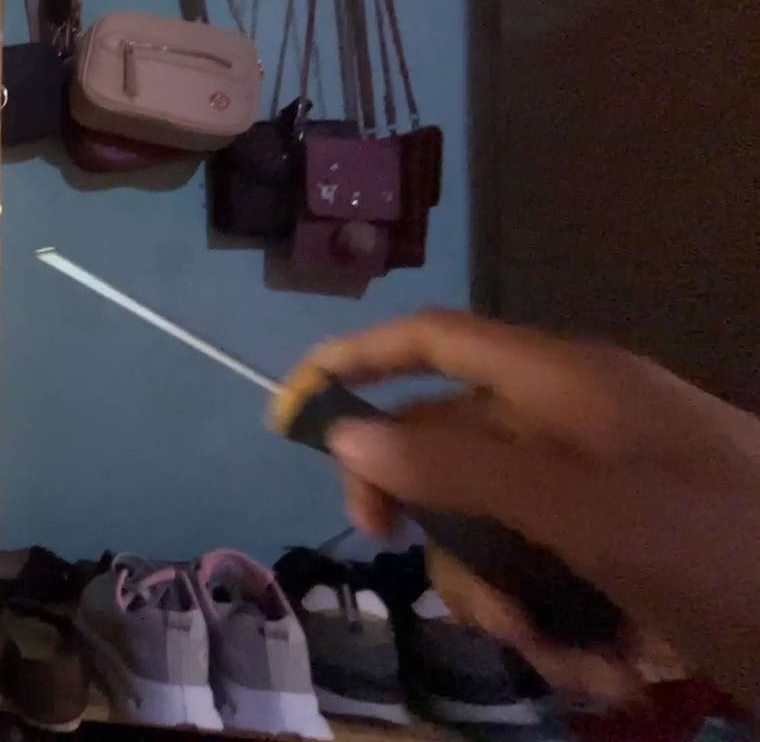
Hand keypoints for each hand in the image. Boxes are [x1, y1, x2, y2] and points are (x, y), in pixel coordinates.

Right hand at [302, 309, 759, 704]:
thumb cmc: (739, 554)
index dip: (351, 360)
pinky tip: (594, 668)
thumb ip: (452, 465)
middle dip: (417, 503)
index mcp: (561, 384)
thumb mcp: (587, 512)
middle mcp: (570, 424)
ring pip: (484, 516)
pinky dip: (547, 618)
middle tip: (385, 543)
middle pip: (441, 437)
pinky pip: (542, 565)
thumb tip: (339, 432)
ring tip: (544, 650)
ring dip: (490, 585)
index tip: (294, 408)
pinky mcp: (629, 552)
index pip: (425, 340)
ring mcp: (602, 491)